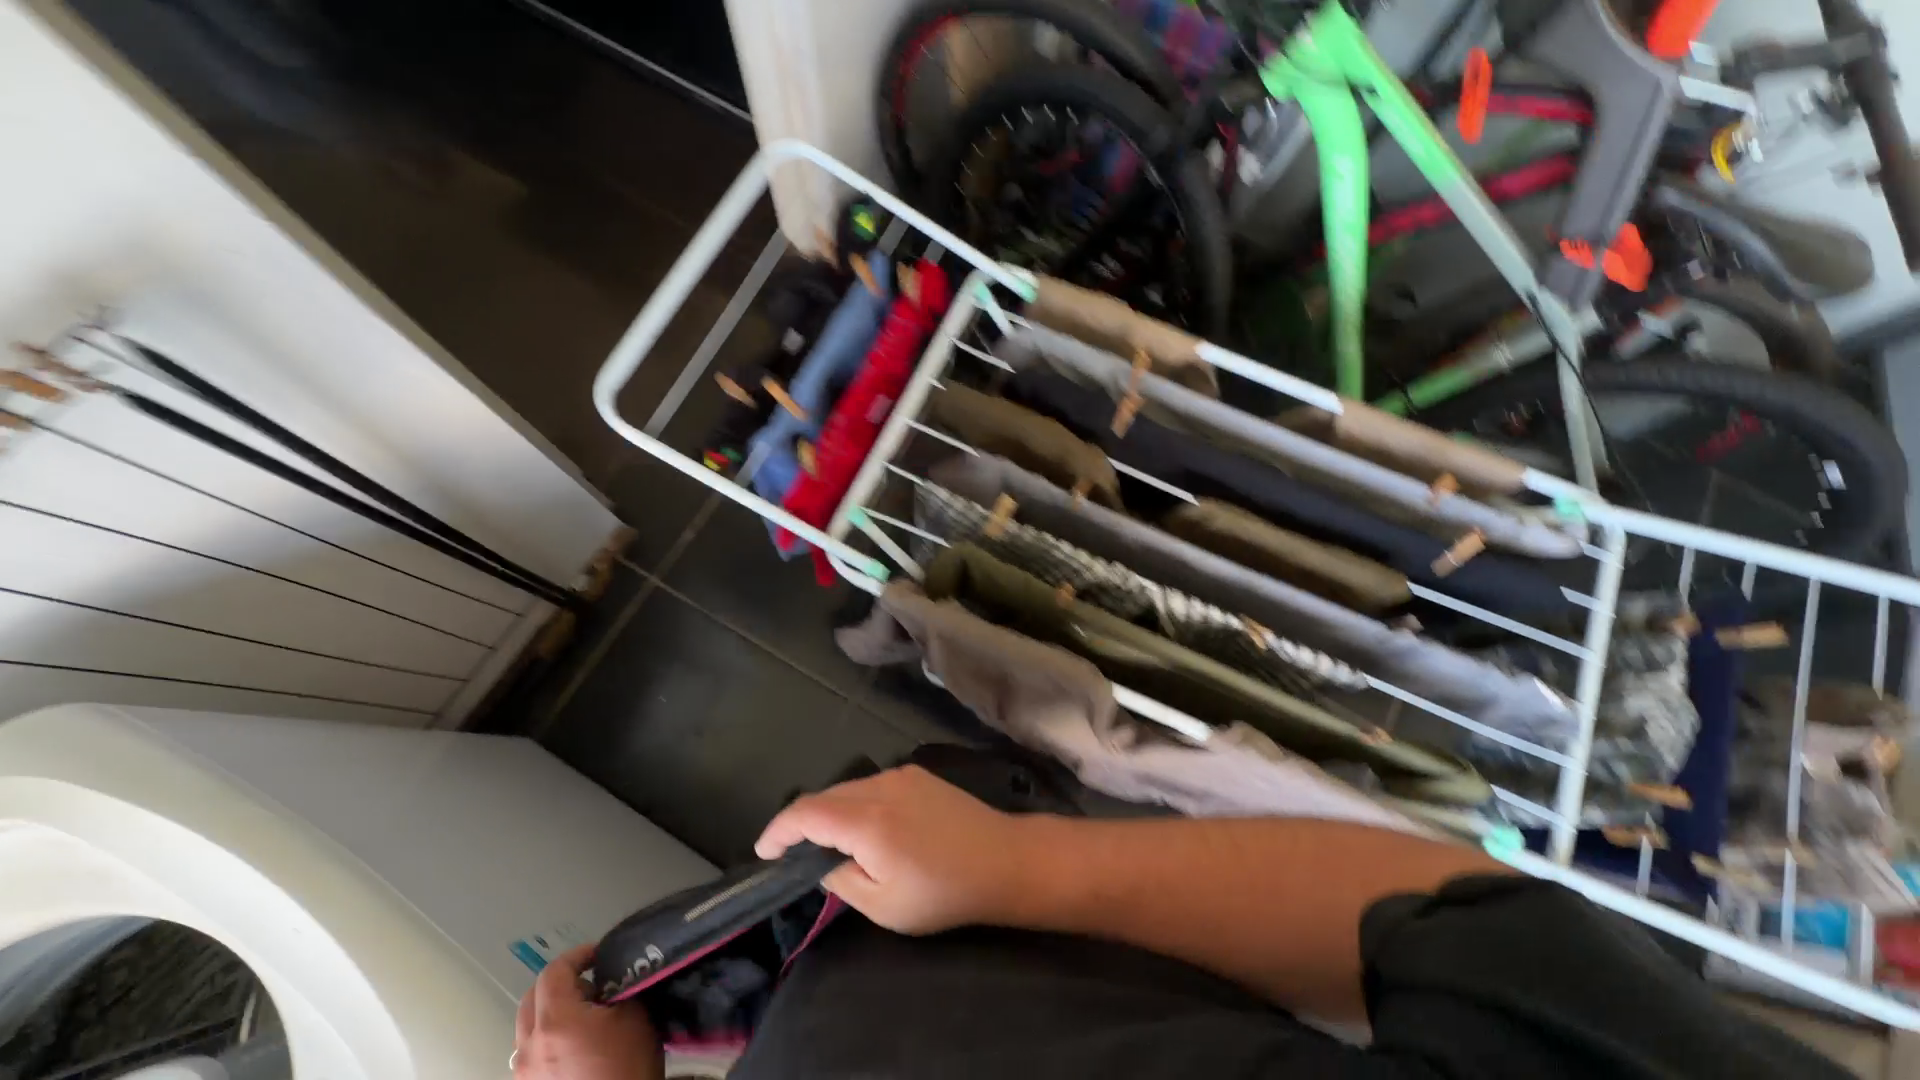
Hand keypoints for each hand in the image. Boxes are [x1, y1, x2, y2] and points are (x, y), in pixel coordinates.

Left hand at [514, 945, 661, 1079]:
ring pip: (528, 1025)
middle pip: (531, 997)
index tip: (599, 955)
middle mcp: (529, 1044)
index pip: (554, 971)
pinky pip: (530, 1050)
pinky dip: (548, 1036)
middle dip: (559, 982)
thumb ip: (616, 991)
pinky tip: (575, 1044)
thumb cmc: (627, 1067)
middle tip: (590, 982)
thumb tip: (608, 983)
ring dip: (551, 1011)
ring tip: (584, 1015)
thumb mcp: (634, 1016)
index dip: (577, 955)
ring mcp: (524, 1070)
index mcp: (555, 1020)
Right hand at [755, 765, 1043, 934]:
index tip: (765, 852)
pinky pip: (873, 786)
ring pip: (849, 789)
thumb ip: (842, 880)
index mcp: (868, 822)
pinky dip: (857, 805)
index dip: (778, 831)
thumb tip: (822, 862)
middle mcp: (880, 788)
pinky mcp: (919, 775)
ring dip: (831, 813)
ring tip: (830, 845)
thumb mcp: (884, 905)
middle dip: (802, 823)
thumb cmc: (943, 893)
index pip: (805, 814)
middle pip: (824, 797)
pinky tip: (866, 829)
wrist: (1004, 861)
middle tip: (794, 854)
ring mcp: (902, 776)